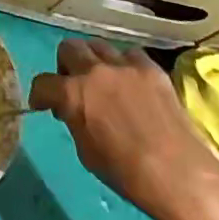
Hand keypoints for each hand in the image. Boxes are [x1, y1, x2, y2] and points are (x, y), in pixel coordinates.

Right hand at [29, 38, 218, 219]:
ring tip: (102, 80)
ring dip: (94, 60)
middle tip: (73, 85)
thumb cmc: (125, 172)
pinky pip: (130, 54)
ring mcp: (125, 66)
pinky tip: (130, 82)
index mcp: (72, 93)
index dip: (40, 95)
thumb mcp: (85, 150)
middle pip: (69, 48)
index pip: (43, 82)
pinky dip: (124, 64)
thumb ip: (74, 120)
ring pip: (99, 45)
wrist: (178, 174)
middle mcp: (95, 71)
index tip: (44, 105)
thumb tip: (73, 111)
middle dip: (65, 65)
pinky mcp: (152, 69)